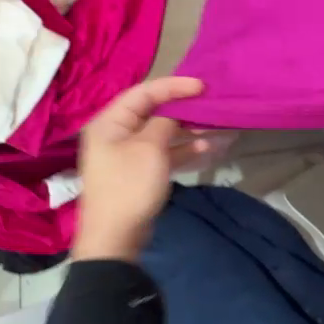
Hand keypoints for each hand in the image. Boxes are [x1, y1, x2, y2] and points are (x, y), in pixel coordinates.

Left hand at [71, 77, 225, 261]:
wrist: (115, 237)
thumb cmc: (129, 186)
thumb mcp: (150, 148)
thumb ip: (164, 123)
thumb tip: (174, 114)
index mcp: (109, 122)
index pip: (144, 93)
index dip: (173, 86)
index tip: (202, 87)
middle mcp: (116, 133)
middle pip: (153, 111)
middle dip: (183, 108)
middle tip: (210, 104)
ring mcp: (128, 154)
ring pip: (162, 133)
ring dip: (187, 129)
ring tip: (214, 126)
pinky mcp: (140, 172)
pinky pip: (164, 152)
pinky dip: (183, 149)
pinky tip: (206, 147)